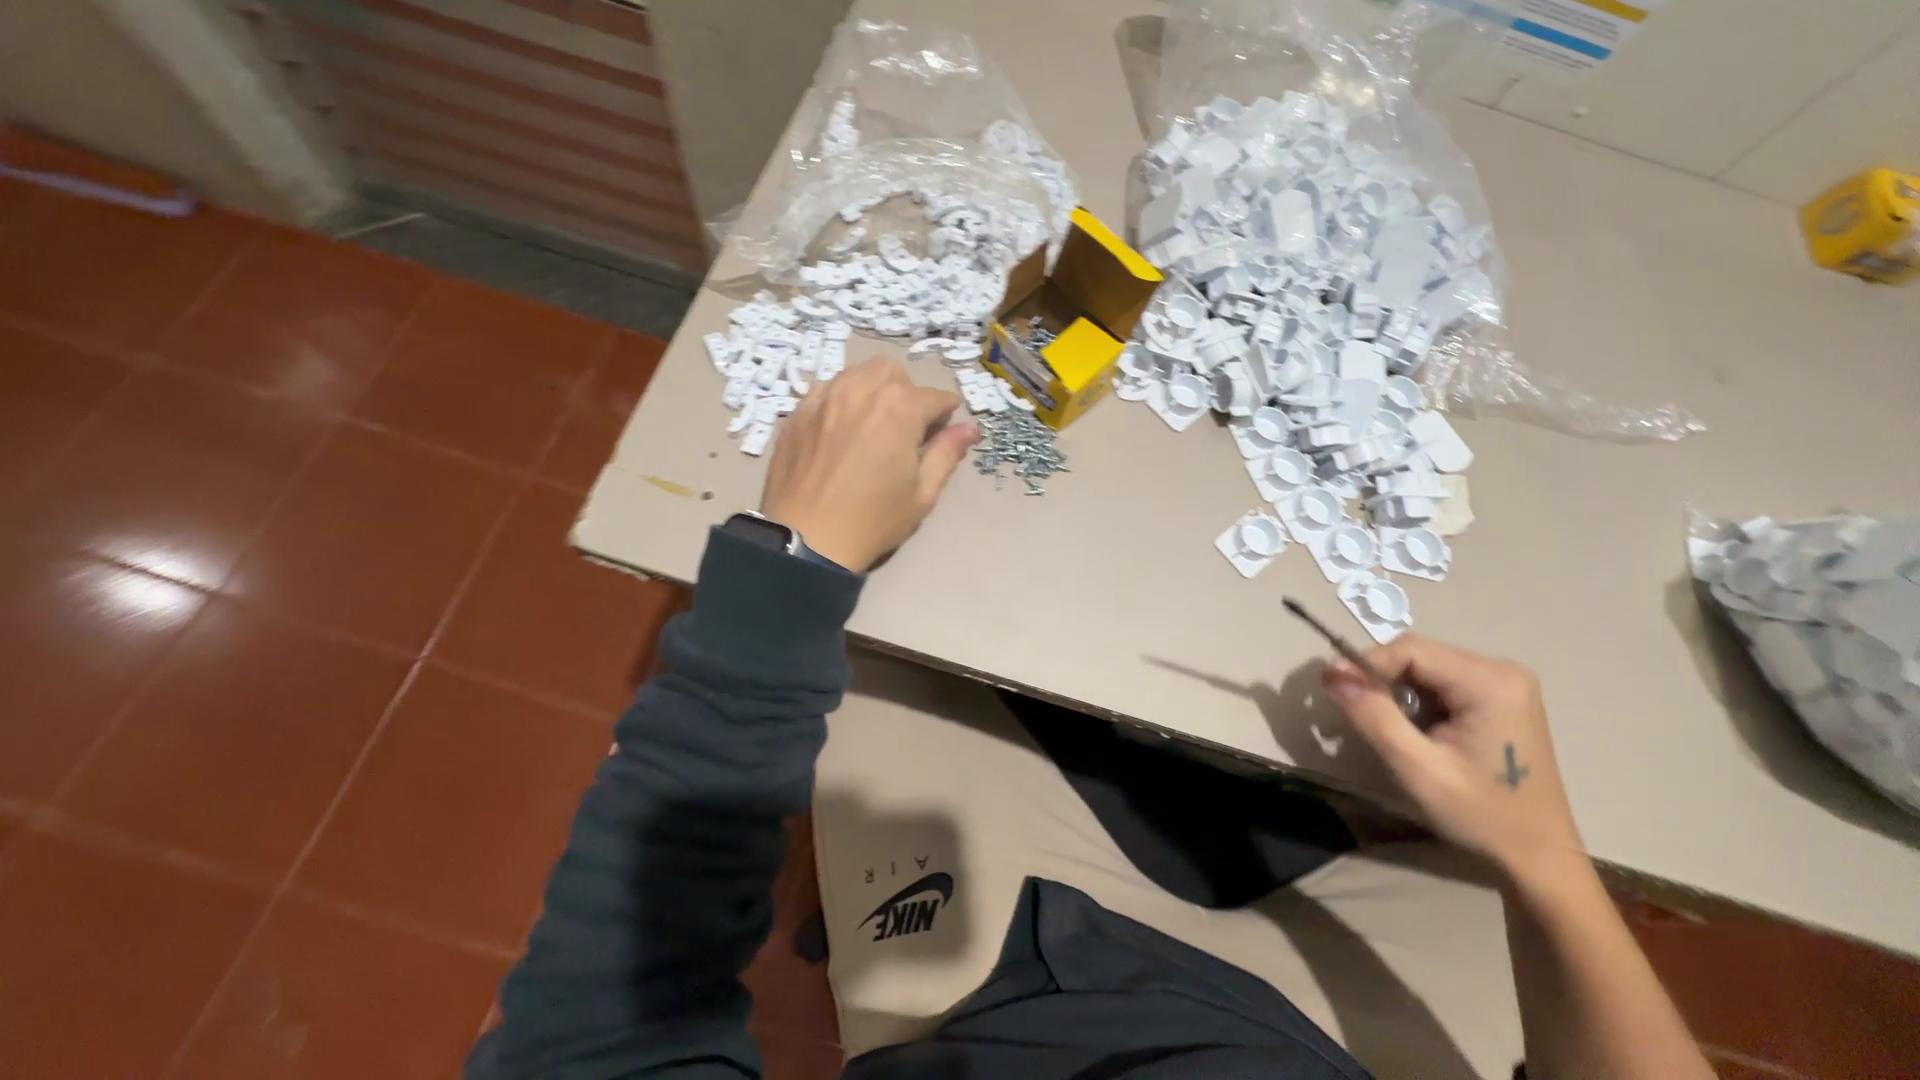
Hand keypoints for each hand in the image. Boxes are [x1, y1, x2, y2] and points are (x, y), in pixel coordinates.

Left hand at [759, 356, 977, 572]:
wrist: (805, 540)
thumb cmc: (872, 521)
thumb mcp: (922, 494)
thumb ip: (946, 454)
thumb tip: (969, 429)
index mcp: (899, 408)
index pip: (935, 397)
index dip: (946, 412)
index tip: (945, 427)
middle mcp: (861, 390)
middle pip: (893, 372)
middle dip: (907, 391)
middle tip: (907, 425)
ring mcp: (824, 398)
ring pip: (856, 373)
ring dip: (873, 389)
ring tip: (873, 422)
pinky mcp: (798, 412)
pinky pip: (826, 390)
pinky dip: (840, 399)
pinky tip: (840, 428)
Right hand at [1322, 635, 1585, 881]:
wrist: (1540, 856)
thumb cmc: (1482, 816)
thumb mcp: (1418, 769)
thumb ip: (1373, 717)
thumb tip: (1331, 674)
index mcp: (1490, 682)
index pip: (1410, 649)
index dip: (1366, 664)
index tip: (1333, 689)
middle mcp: (1503, 670)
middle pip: (1419, 655)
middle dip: (1380, 681)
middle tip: (1354, 716)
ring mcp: (1506, 683)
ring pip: (1427, 669)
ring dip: (1397, 693)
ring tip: (1385, 731)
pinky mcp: (1502, 698)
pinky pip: (1442, 682)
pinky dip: (1418, 701)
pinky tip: (1416, 733)